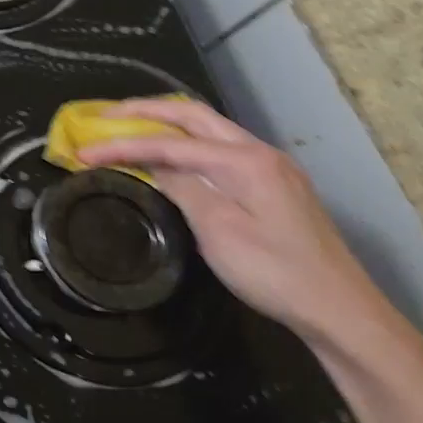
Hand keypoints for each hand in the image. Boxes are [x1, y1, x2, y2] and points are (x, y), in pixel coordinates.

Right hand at [77, 97, 387, 347]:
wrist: (340, 310)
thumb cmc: (273, 272)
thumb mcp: (217, 230)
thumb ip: (182, 186)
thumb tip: (151, 162)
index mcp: (245, 161)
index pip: (169, 142)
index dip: (121, 144)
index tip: (81, 152)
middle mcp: (260, 152)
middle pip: (193, 117)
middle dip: (144, 112)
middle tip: (102, 116)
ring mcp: (271, 168)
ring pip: (208, 129)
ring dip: (165, 124)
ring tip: (126, 128)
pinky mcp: (274, 185)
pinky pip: (220, 148)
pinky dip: (185, 143)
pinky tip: (170, 155)